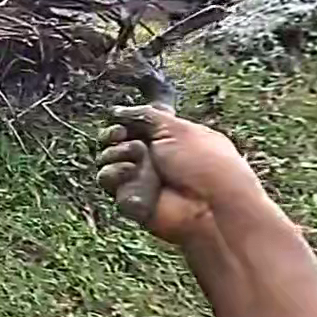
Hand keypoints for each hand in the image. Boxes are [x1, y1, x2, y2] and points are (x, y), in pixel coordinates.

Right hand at [94, 106, 268, 243]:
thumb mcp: (177, 128)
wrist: (210, 206)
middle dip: (112, 136)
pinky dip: (116, 174)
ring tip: (136, 159)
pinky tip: (130, 175)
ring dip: (116, 154)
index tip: (123, 124)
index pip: (132, 126)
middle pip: (112, 141)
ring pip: (106, 159)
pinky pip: (107, 180)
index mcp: (167, 138)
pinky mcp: (128, 197)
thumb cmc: (205, 163)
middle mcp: (151, 158)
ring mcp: (138, 178)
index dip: (122, 123)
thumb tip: (115, 110)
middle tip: (119, 137)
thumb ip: (144, 115)